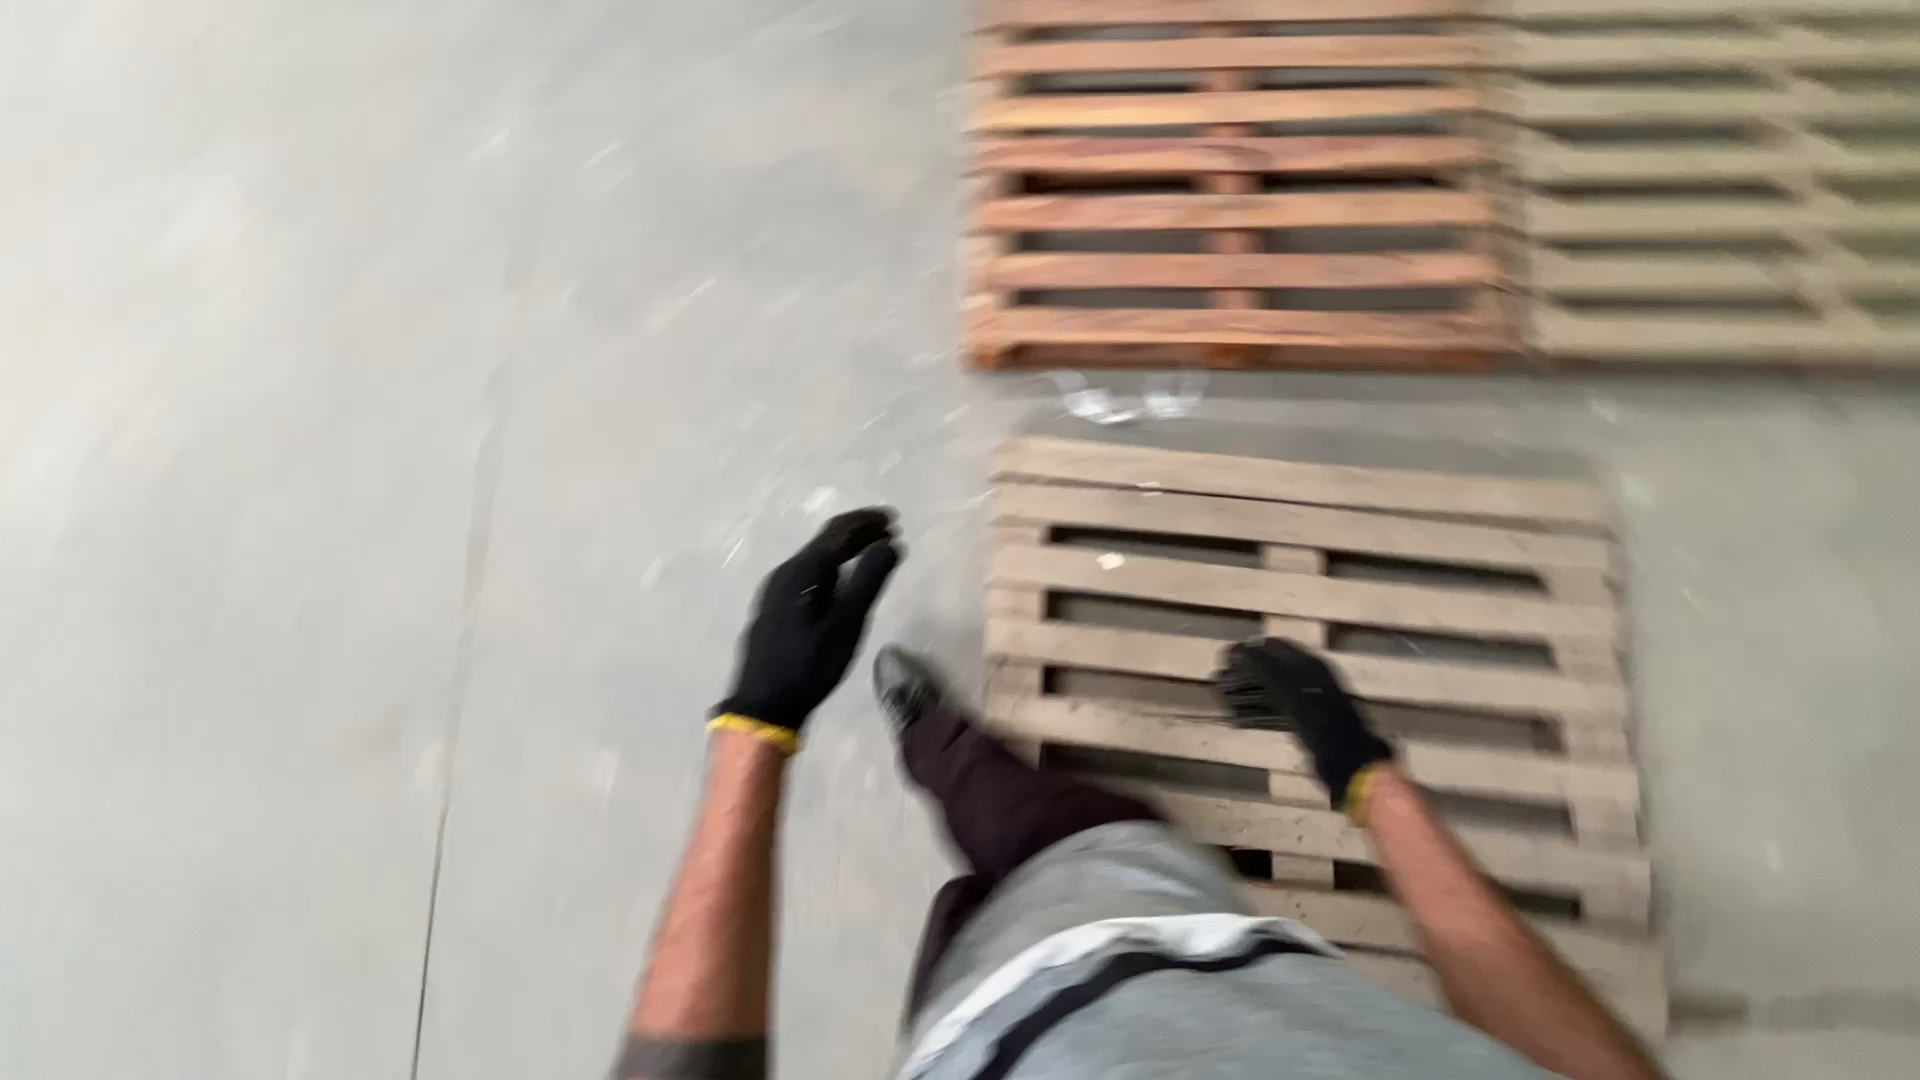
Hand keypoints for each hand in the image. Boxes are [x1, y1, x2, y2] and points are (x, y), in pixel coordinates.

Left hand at [713, 507, 902, 733]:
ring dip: (845, 551)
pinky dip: (832, 568)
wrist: (763, 704)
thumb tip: (889, 544)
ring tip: (871, 554)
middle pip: (825, 541)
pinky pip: (808, 574)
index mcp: (803, 571)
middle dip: (858, 533)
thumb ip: (869, 581)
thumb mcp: (847, 624)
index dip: (867, 522)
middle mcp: (786, 572)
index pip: (838, 532)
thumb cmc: (810, 664)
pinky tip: (842, 583)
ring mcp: (776, 590)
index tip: (893, 520)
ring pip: (816, 558)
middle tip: (887, 531)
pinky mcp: (774, 607)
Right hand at [1214, 638, 1392, 812]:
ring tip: (1224, 700)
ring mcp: (1308, 703)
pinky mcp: (1305, 724)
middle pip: (1271, 669)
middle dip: (1244, 674)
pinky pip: (1276, 713)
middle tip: (1222, 681)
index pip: (1274, 646)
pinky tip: (1239, 720)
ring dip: (1248, 695)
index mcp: (1309, 664)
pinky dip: (1257, 714)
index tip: (1227, 658)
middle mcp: (1309, 679)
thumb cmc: (1316, 715)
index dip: (1249, 649)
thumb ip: (1260, 665)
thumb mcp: (1285, 685)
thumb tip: (1234, 649)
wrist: (1345, 758)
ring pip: (1271, 692)